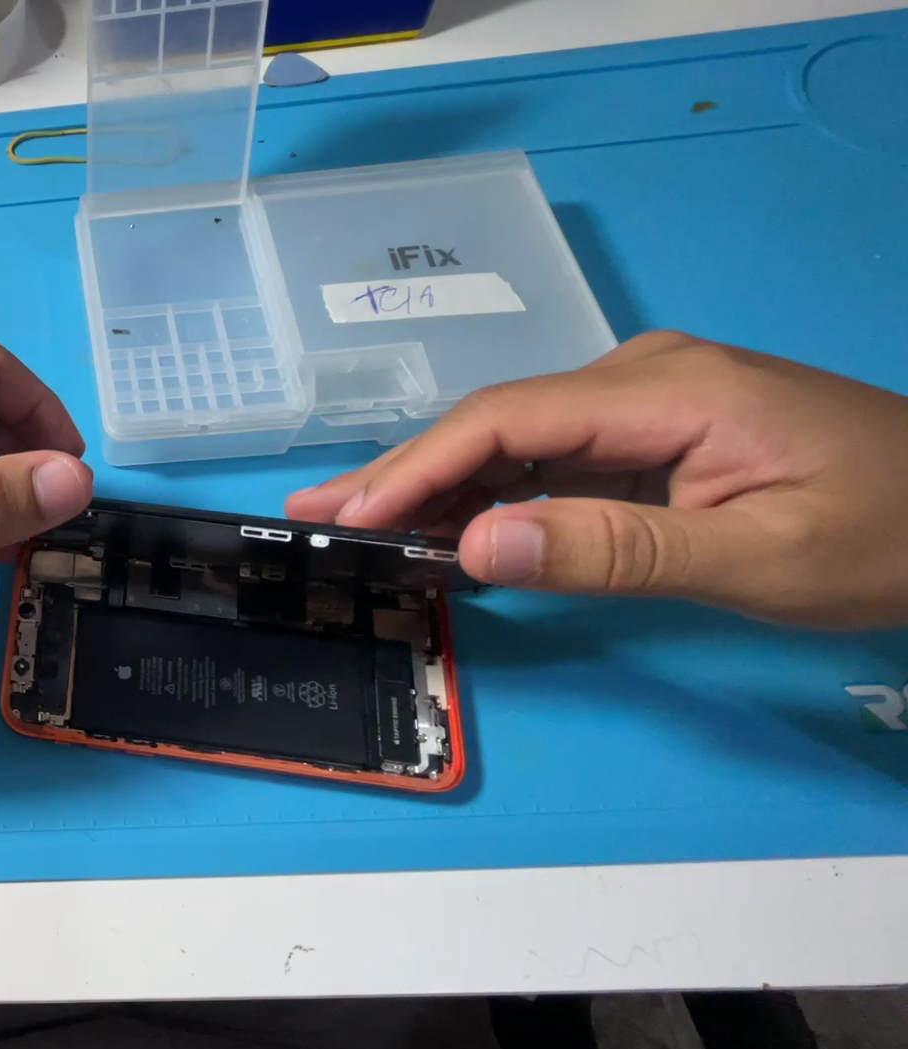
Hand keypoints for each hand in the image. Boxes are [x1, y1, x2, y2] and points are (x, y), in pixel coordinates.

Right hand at [284, 331, 907, 627]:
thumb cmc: (906, 538)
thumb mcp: (769, 559)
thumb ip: (616, 550)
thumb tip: (475, 549)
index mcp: (663, 391)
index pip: (502, 422)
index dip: (416, 469)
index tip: (351, 517)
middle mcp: (632, 380)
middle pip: (483, 426)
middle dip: (393, 474)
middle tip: (310, 511)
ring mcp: (630, 406)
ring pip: (498, 445)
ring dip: (424, 489)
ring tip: (350, 523)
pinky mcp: (633, 437)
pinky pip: (531, 465)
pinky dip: (476, 500)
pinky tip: (434, 527)